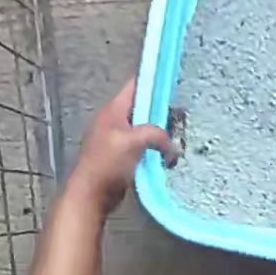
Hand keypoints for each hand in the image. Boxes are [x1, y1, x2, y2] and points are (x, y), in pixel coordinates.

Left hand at [63, 78, 175, 216]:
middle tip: (184, 115)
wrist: (92, 194)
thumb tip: (172, 146)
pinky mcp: (121, 156)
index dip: (153, 80)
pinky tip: (168, 154)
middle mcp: (113, 121)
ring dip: (160, 132)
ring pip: (144, 128)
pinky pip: (142, 146)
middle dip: (162, 111)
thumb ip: (156, 134)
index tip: (174, 80)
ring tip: (180, 135)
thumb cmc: (108, 163)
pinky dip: (155, 147)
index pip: (134, 86)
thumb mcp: (133, 141)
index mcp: (112, 111)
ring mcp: (117, 139)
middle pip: (142, 108)